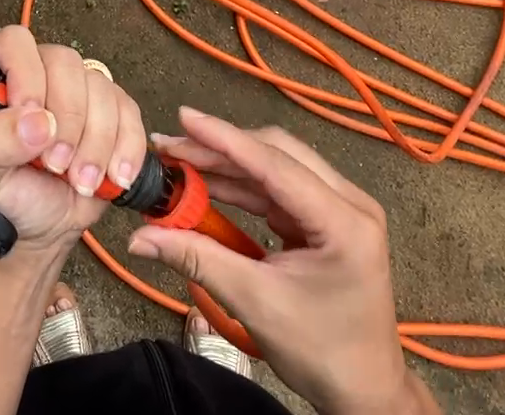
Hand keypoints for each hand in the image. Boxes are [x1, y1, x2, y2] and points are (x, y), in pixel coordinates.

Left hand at [0, 26, 147, 258]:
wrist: (41, 226)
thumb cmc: (5, 195)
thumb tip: (36, 120)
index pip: (14, 43)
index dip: (26, 73)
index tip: (31, 114)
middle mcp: (41, 73)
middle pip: (66, 63)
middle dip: (67, 119)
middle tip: (55, 164)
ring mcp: (79, 91)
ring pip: (101, 88)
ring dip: (96, 141)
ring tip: (80, 181)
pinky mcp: (113, 113)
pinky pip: (129, 113)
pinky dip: (126, 148)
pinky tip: (113, 176)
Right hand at [132, 109, 432, 414]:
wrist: (365, 392)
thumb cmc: (322, 352)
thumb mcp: (254, 302)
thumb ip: (196, 259)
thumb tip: (139, 238)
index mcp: (344, 222)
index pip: (275, 165)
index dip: (225, 138)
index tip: (184, 116)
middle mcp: (348, 203)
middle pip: (276, 154)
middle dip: (220, 148)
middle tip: (171, 147)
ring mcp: (339, 209)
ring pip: (274, 167)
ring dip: (226, 164)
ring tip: (178, 161)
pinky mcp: (325, 218)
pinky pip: (275, 188)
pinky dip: (239, 185)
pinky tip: (205, 183)